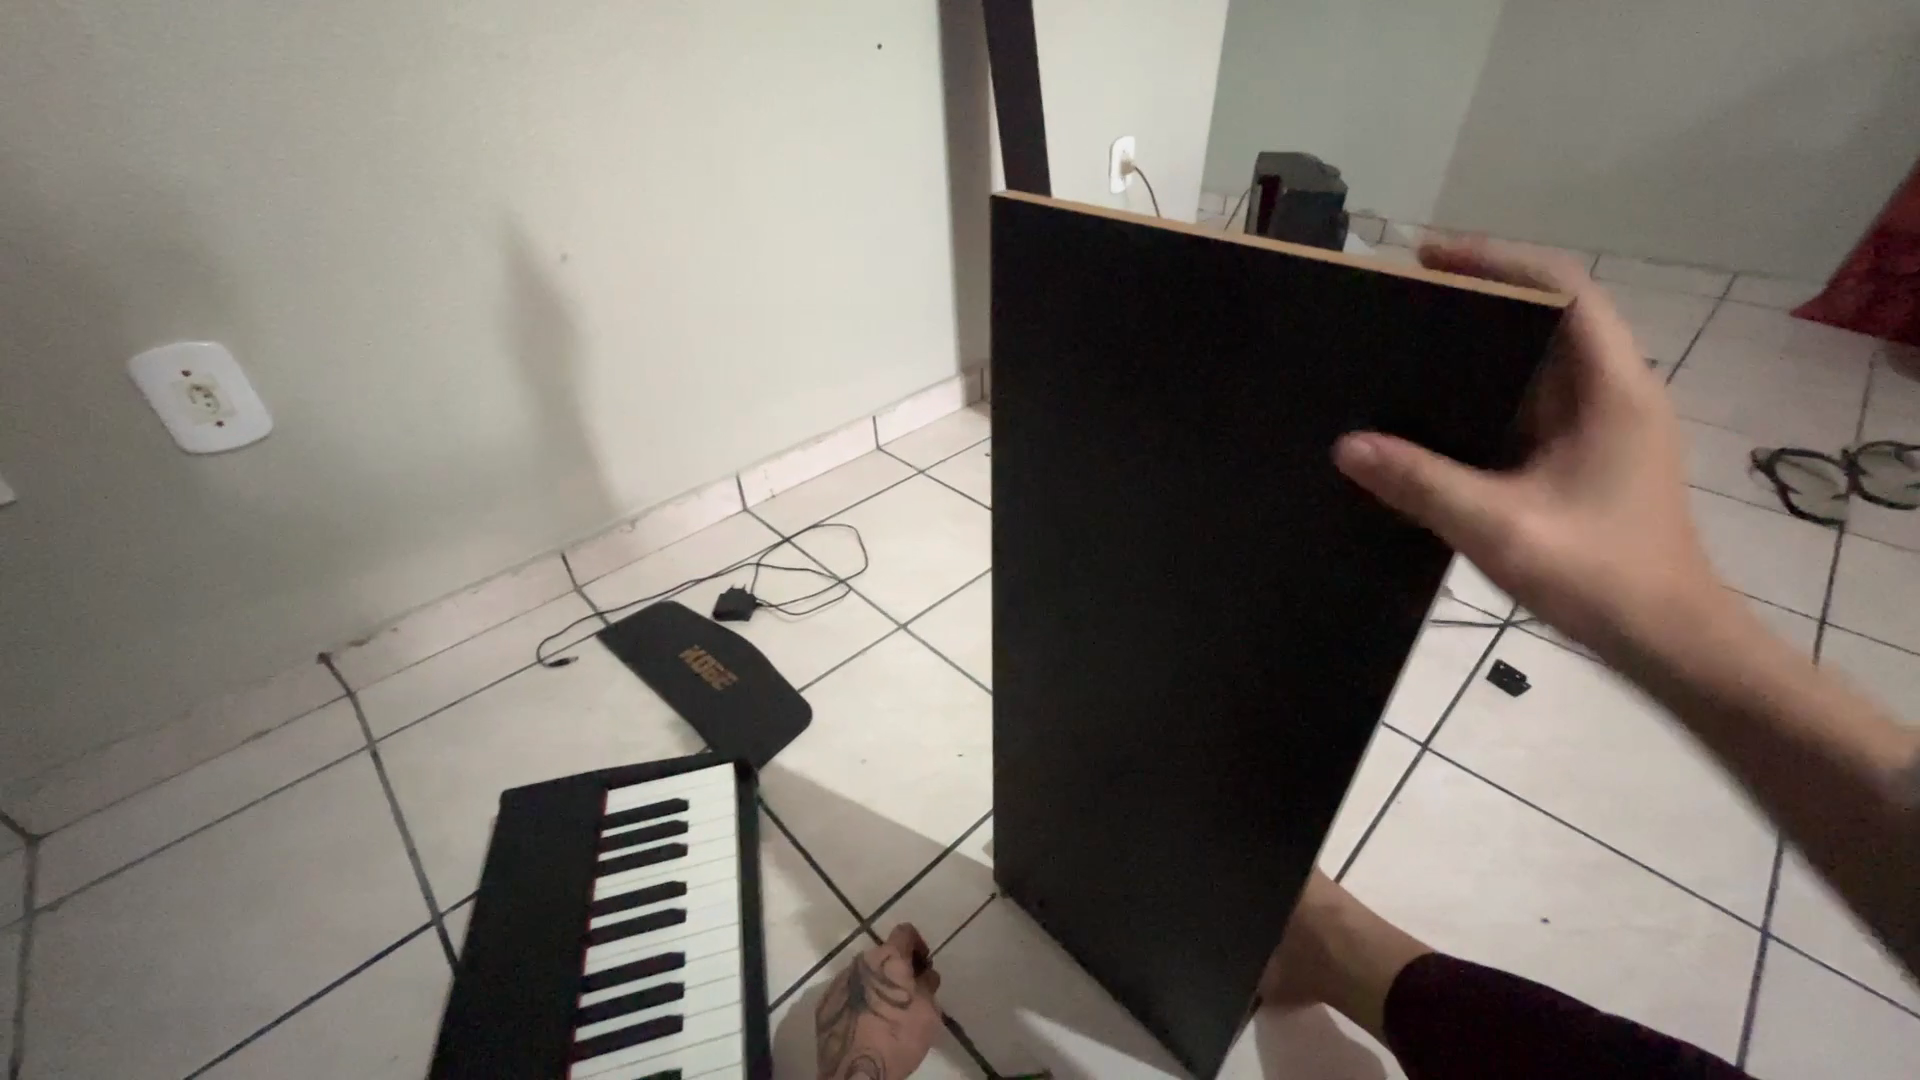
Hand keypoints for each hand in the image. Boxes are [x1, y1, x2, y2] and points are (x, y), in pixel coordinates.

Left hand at [815, 924, 942, 1079]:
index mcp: (889, 958)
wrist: (856, 1072)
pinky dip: (857, 1001)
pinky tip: (863, 1023)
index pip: (904, 932)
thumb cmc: (898, 1038)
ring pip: (862, 974)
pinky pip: (846, 993)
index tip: (921, 964)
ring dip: (874, 984)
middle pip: (882, 955)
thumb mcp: (929, 1013)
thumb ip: (927, 986)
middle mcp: (862, 961)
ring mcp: (840, 981)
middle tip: (904, 993)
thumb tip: (925, 974)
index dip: (916, 944)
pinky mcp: (825, 1003)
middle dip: (895, 969)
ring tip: (882, 1011)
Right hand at [1333, 239, 1730, 654]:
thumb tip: (1344, 445)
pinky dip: (1476, 394)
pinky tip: (1426, 413)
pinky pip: (1522, 404)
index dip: (1497, 260)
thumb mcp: (1499, 527)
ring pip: (1532, 363)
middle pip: (1546, 317)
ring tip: (1399, 348)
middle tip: (1397, 299)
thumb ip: (1421, 483)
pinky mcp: (1580, 456)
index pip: (1564, 291)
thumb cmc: (1599, 575)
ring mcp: (1598, 426)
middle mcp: (1611, 393)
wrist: (1668, 640)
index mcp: (1610, 390)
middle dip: (1475, 298)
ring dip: (1473, 348)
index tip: (1425, 256)